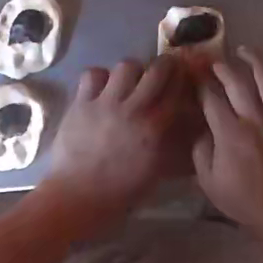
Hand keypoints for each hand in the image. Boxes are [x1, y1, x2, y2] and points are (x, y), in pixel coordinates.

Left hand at [33, 55, 190, 235]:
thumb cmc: (121, 192)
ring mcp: (105, 103)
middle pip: (157, 69)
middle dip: (164, 65)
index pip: (177, 90)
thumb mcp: (155, 169)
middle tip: (162, 69)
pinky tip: (101, 88)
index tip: (183, 77)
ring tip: (129, 81)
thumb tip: (182, 124)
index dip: (183, 79)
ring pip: (126, 66)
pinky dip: (99, 77)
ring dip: (132, 71)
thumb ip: (169, 142)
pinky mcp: (81, 103)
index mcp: (154, 128)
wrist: (78, 197)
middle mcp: (133, 109)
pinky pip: (92, 74)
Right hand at [193, 47, 262, 249]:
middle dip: (221, 66)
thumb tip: (203, 129)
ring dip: (255, 61)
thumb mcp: (208, 181)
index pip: (210, 98)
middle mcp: (254, 119)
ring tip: (243, 51)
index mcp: (230, 133)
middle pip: (237, 81)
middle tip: (211, 60)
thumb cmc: (243, 201)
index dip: (199, 83)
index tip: (191, 75)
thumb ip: (201, 151)